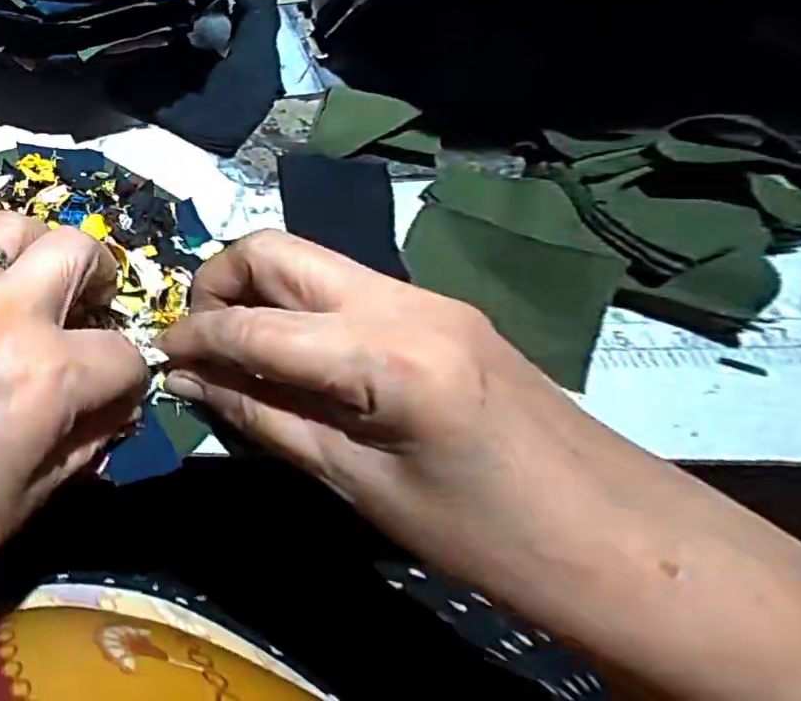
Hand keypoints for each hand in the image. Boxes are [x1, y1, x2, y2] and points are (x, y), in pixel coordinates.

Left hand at [0, 213, 147, 632]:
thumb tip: (116, 407)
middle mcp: (7, 312)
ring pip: (14, 226)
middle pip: (77, 250)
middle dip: (100, 276)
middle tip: (89, 305)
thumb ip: (88, 439)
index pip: (123, 354)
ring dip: (39, 248)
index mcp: (47, 372)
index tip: (116, 393)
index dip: (129, 378)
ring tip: (37, 279)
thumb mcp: (36, 496)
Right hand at [158, 232, 800, 700]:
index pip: (252, 325)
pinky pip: (339, 284)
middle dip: (216, 284)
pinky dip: (295, 306)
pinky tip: (290, 353)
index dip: (193, 337)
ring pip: (305, 257)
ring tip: (235, 346)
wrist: (641, 550)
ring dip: (254, 290)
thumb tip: (191, 382)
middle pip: (273, 249)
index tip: (159, 356)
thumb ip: (263, 420)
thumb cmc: (492, 540)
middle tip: (198, 338)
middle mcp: (400, 299)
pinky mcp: (435, 306)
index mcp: (385, 354)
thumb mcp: (360, 487)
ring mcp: (423, 294)